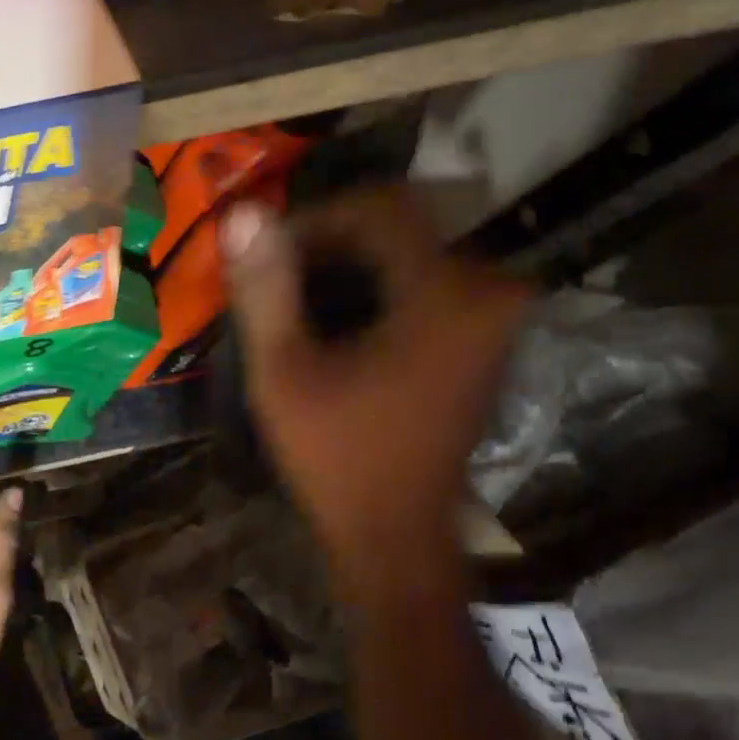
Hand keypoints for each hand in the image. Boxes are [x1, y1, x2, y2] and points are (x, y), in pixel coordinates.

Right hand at [221, 187, 529, 586]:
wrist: (394, 531)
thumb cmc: (336, 454)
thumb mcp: (283, 372)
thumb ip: (266, 290)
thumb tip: (243, 213)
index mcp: (448, 293)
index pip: (381, 208)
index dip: (315, 218)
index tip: (264, 255)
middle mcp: (491, 290)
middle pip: (399, 228)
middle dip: (327, 245)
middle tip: (269, 283)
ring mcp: (496, 316)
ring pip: (409, 255)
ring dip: (347, 269)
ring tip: (290, 305)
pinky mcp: (486, 338)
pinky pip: (425, 284)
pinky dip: (374, 290)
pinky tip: (331, 326)